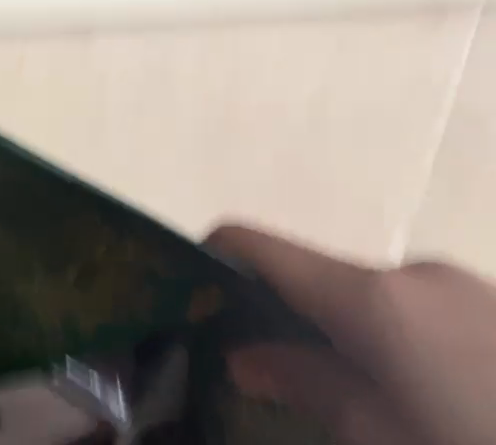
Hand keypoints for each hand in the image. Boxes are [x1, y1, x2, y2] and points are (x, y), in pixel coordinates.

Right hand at [207, 224, 495, 444]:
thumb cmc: (465, 443)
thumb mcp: (377, 437)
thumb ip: (306, 385)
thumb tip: (247, 357)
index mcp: (368, 292)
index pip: (249, 241)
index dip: (210, 262)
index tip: (198, 304)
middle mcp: (416, 274)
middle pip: (321, 277)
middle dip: (297, 321)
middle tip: (294, 380)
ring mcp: (478, 294)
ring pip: (383, 302)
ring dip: (363, 341)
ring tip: (384, 403)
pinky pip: (439, 319)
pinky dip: (418, 350)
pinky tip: (445, 403)